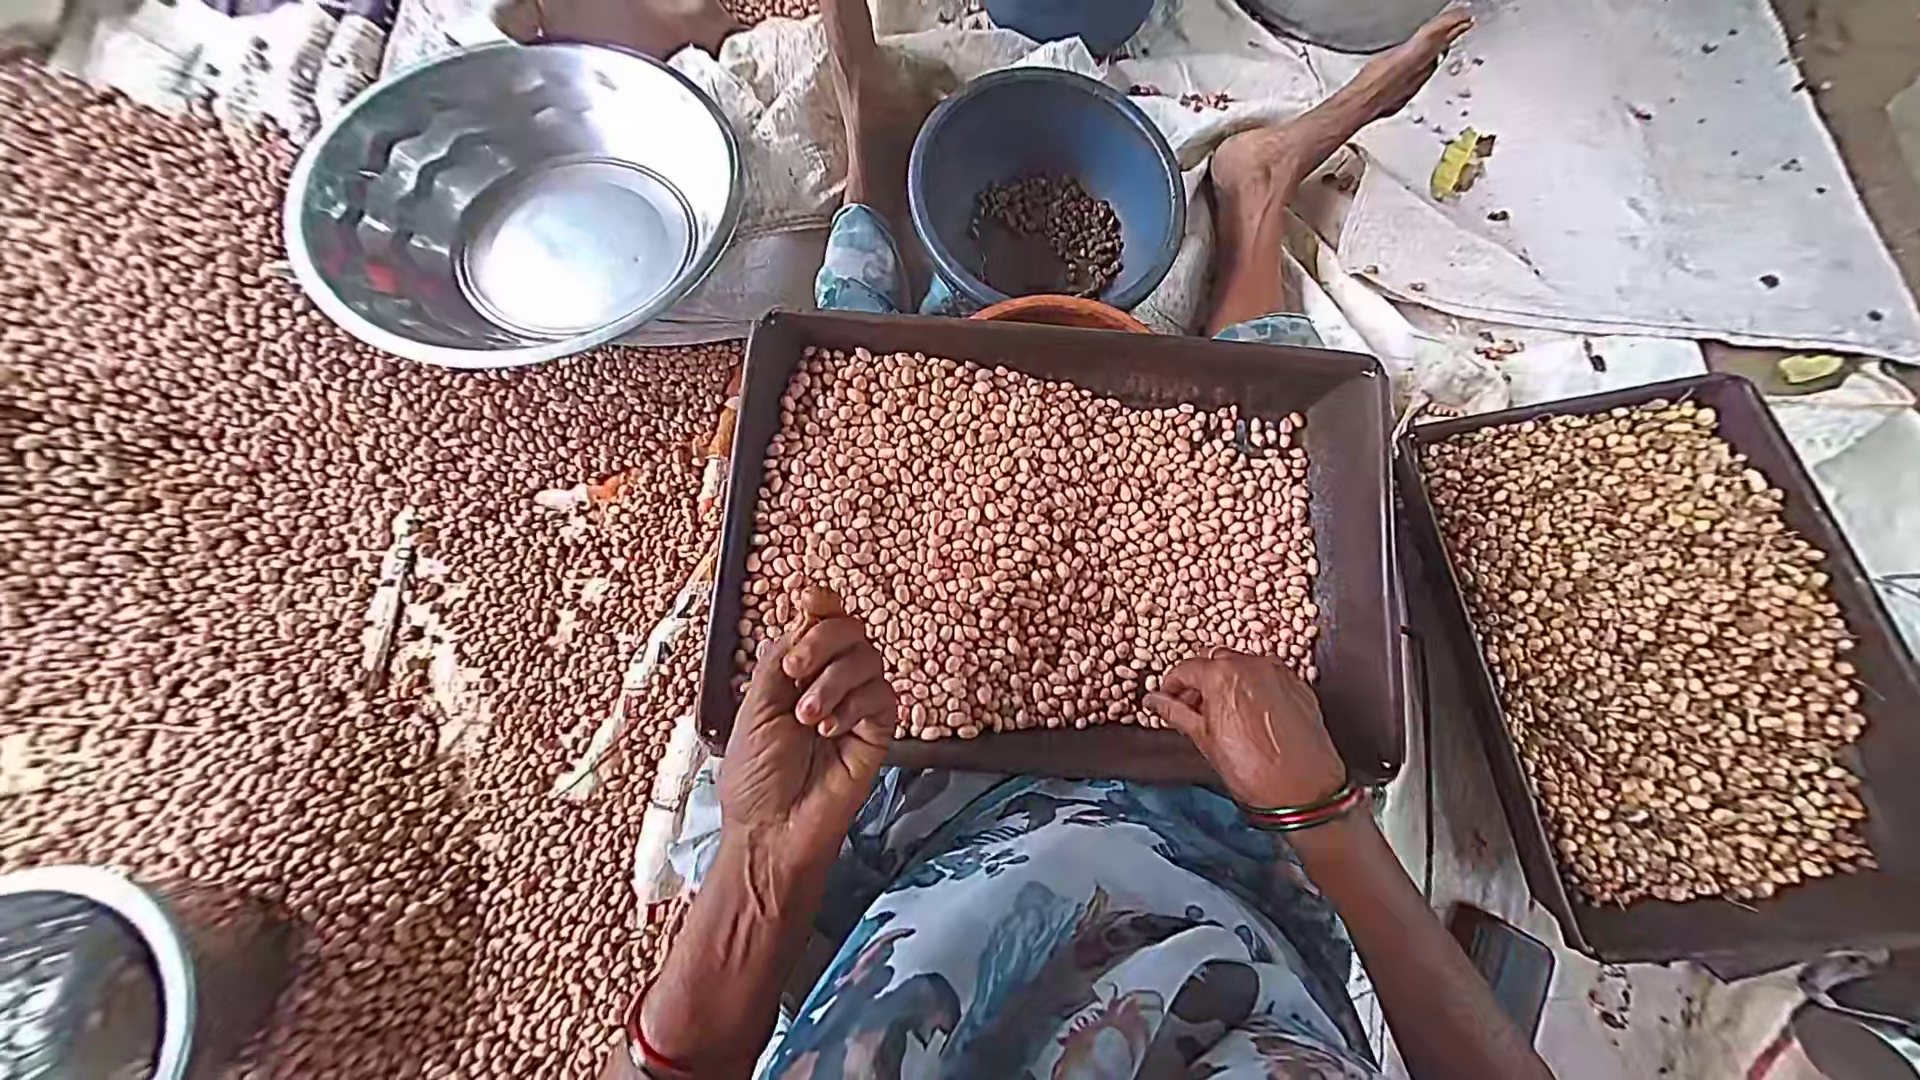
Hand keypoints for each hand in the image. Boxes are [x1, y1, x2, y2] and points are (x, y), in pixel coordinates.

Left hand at [719, 586, 896, 865]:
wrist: (772, 829)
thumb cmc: (756, 773)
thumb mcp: (755, 707)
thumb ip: (779, 659)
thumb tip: (804, 614)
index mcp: (801, 670)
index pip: (821, 622)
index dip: (822, 604)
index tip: (809, 598)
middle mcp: (833, 679)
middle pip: (849, 629)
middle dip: (822, 641)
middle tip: (796, 669)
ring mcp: (858, 702)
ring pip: (867, 658)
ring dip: (833, 682)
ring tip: (808, 717)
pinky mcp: (879, 728)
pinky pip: (881, 695)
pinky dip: (854, 705)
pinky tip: (830, 731)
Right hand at [1145, 648, 1345, 809]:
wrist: (1305, 793)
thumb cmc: (1255, 770)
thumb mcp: (1203, 738)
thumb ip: (1176, 712)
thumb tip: (1155, 701)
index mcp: (1220, 675)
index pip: (1185, 669)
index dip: (1172, 685)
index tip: (1169, 698)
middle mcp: (1250, 665)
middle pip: (1213, 660)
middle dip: (1199, 679)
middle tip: (1193, 706)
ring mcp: (1277, 674)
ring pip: (1241, 664)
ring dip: (1227, 680)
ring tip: (1223, 711)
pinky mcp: (1298, 686)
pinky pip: (1267, 675)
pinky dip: (1254, 686)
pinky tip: (1251, 713)